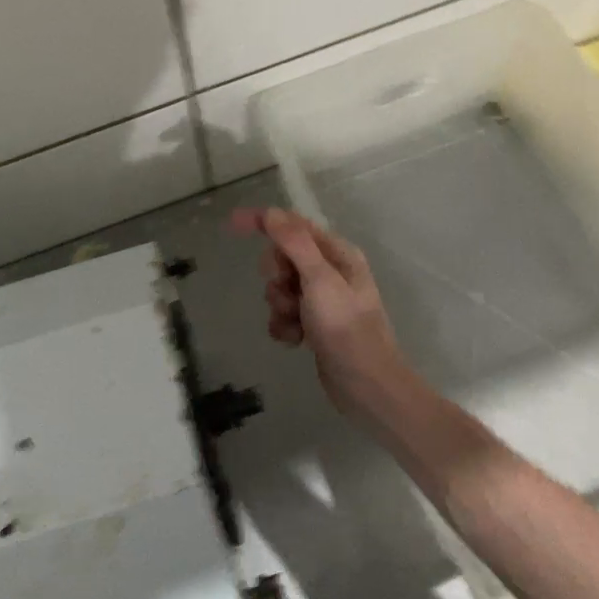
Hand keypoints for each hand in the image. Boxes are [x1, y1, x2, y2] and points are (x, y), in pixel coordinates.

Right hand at [231, 207, 407, 413]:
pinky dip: (283, 325)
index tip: (232, 224)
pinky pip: (284, 315)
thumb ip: (295, 243)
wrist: (365, 385)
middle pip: (283, 258)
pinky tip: (295, 340)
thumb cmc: (345, 328)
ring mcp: (322, 301)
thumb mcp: (319, 280)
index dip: (264, 221)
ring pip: (281, 289)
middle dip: (276, 276)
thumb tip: (271, 213)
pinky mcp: (314, 326)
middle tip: (285, 291)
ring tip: (295, 322)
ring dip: (279, 305)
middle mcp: (331, 272)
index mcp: (337, 253)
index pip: (294, 225)